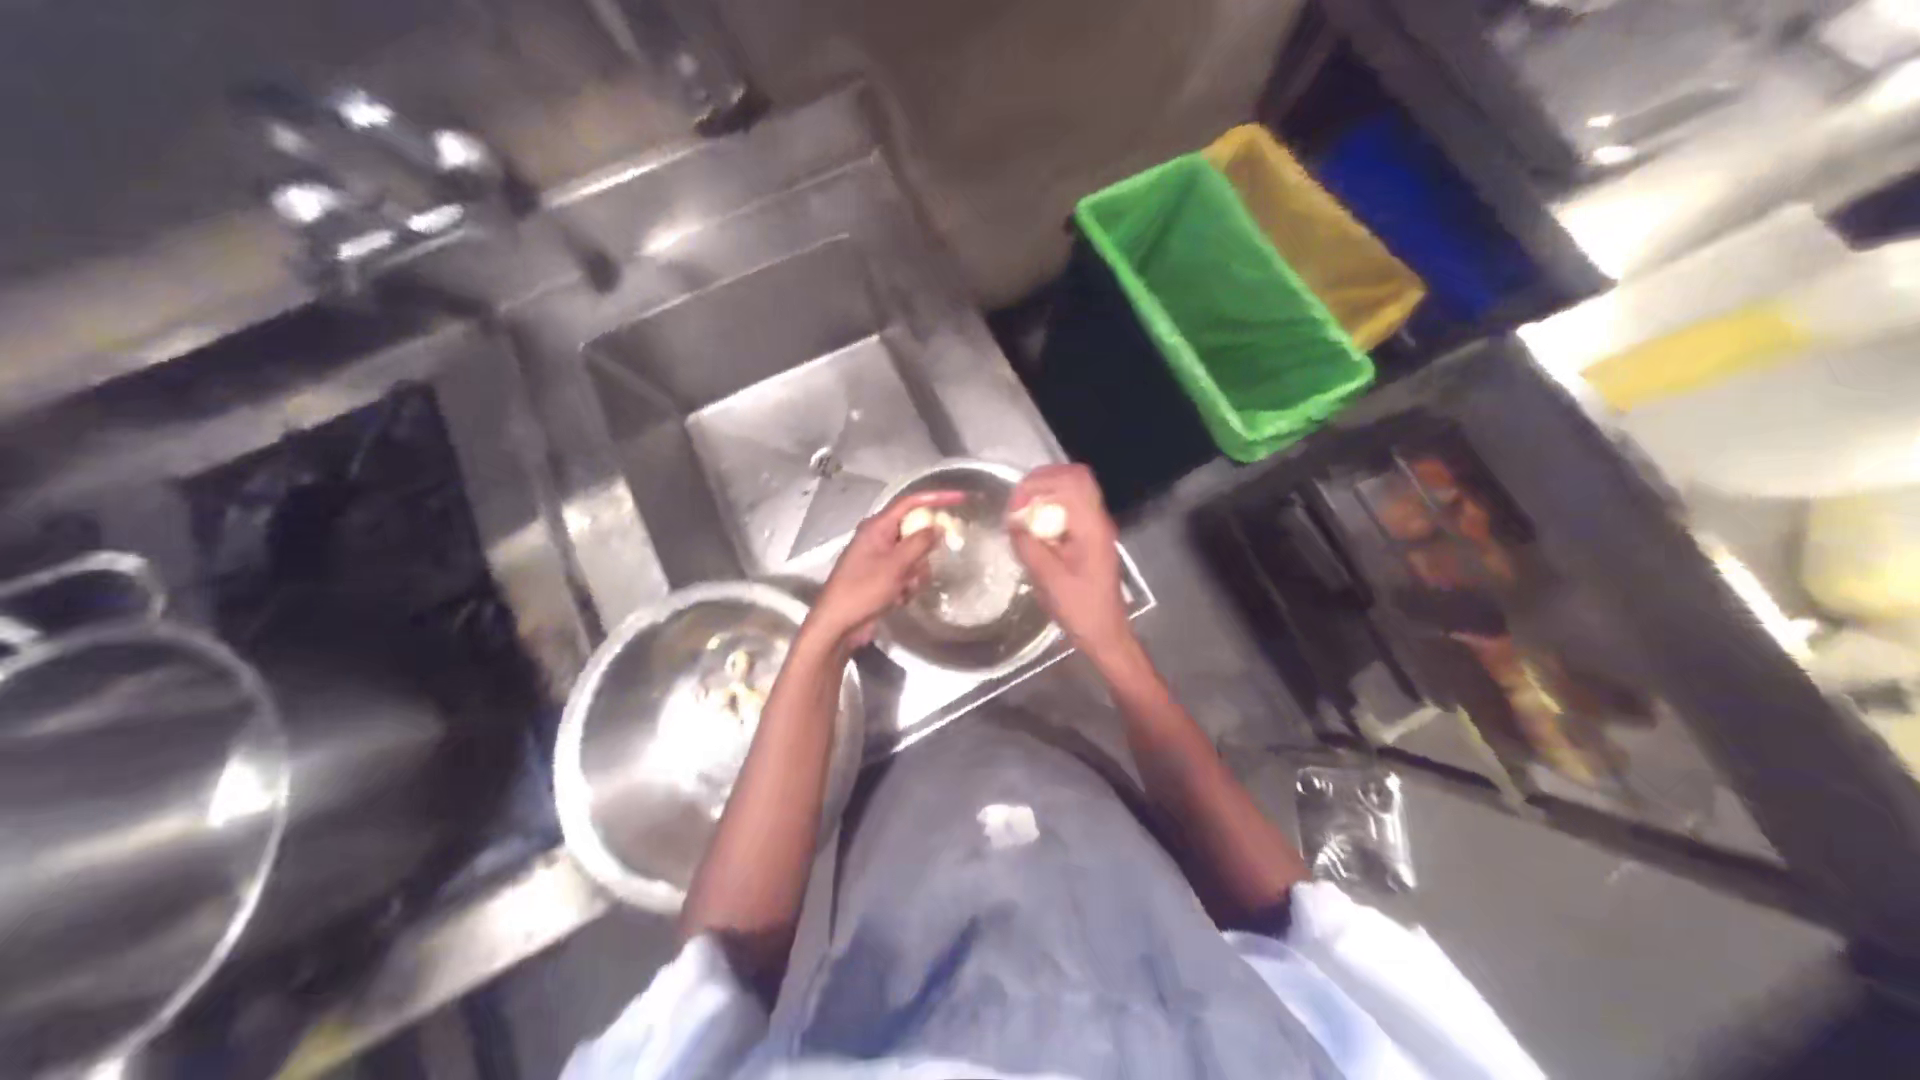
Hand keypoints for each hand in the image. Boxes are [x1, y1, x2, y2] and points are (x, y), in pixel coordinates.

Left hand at [806, 490, 966, 649]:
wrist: (839, 624)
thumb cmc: (863, 590)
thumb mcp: (896, 565)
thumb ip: (920, 543)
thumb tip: (938, 527)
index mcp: (877, 527)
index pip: (911, 502)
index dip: (937, 498)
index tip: (961, 498)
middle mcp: (879, 538)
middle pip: (916, 533)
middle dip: (922, 555)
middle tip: (916, 570)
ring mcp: (880, 559)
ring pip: (915, 558)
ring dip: (915, 575)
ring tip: (902, 590)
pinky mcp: (882, 578)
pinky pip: (907, 575)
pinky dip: (907, 587)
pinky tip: (896, 600)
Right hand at [1007, 464, 1133, 660]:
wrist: (1105, 632)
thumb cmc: (1079, 608)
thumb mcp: (1048, 579)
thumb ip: (1028, 545)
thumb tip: (1012, 522)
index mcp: (1091, 526)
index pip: (1072, 480)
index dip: (1040, 482)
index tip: (1017, 505)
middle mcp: (1097, 519)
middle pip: (1074, 477)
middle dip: (1042, 482)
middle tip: (1018, 502)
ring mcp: (1095, 527)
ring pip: (1073, 491)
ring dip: (1045, 495)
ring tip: (1023, 514)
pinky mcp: (1090, 537)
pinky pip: (1070, 509)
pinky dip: (1050, 510)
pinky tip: (1034, 529)